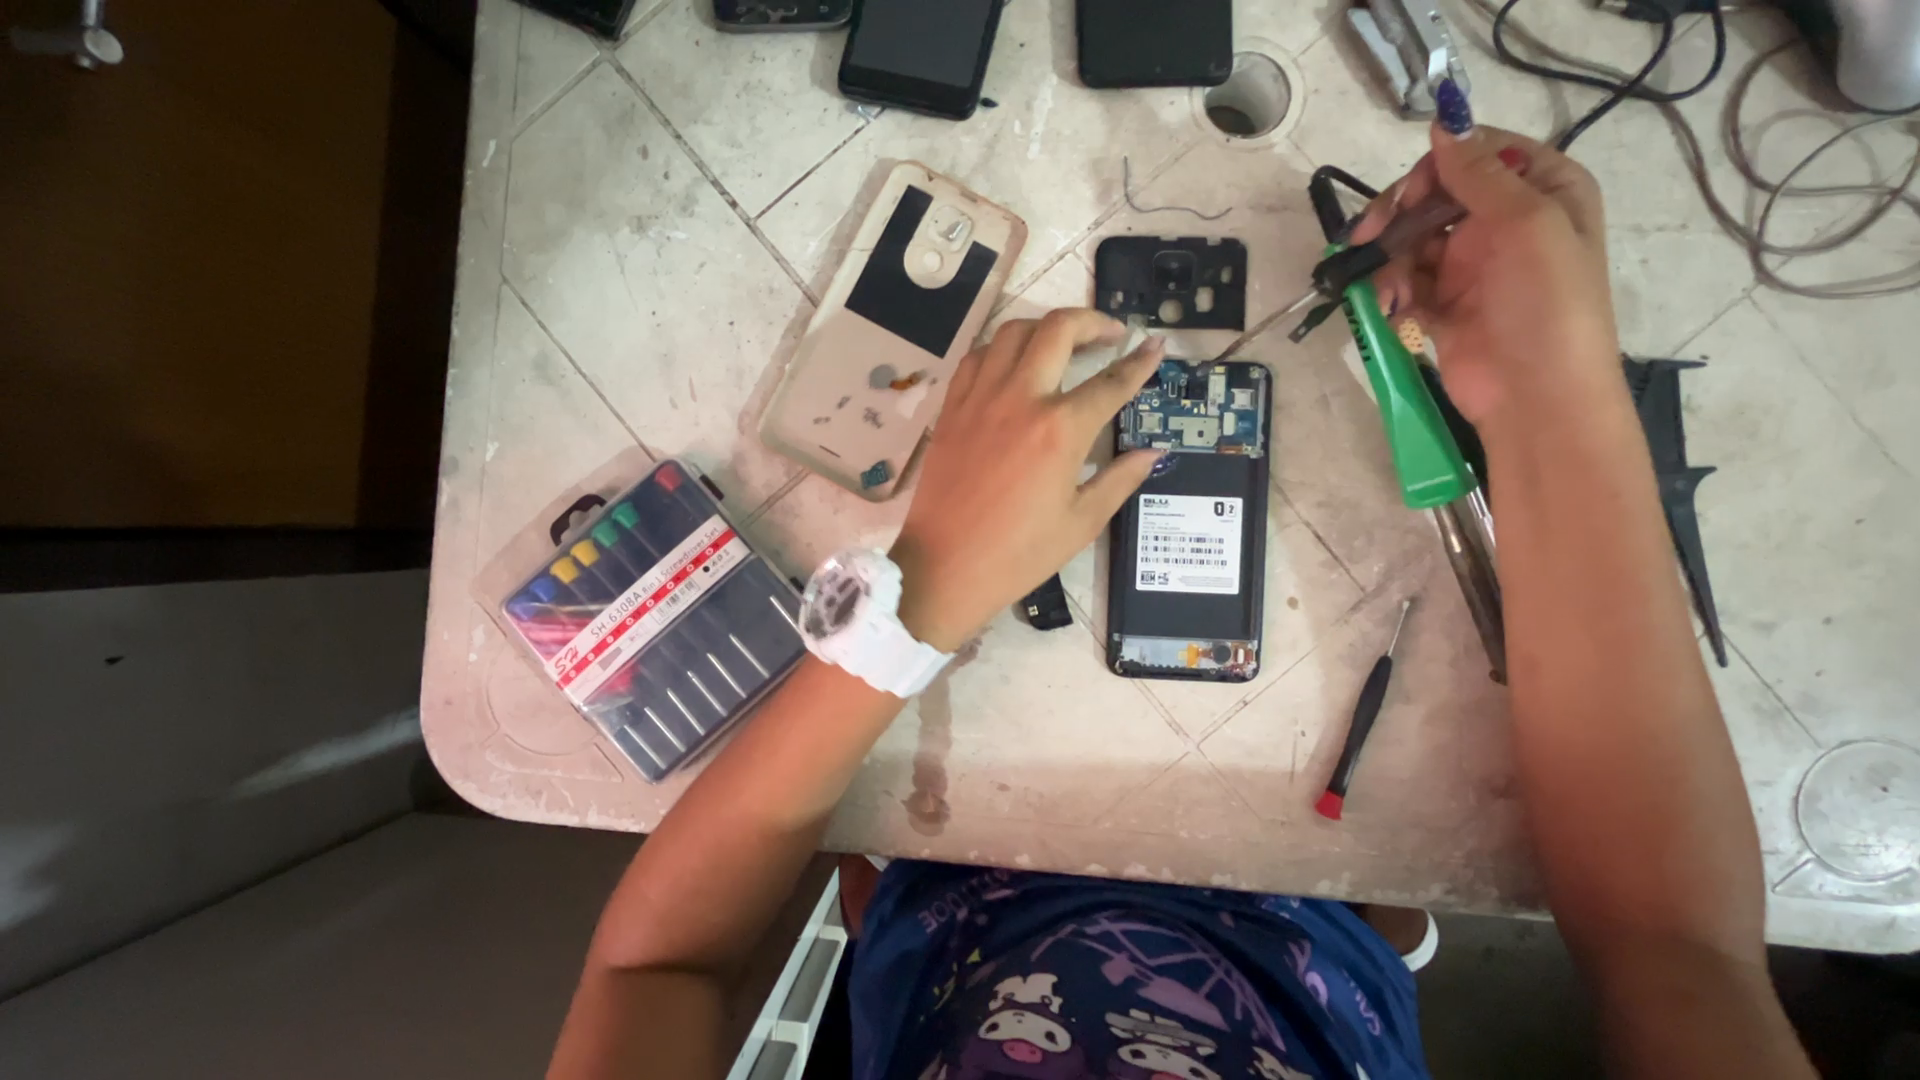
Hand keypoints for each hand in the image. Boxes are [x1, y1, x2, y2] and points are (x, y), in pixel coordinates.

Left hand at [889, 309, 1165, 650]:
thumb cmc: (1018, 554)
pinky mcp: (952, 407)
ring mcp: (980, 397)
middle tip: (1109, 334)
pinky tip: (1014, 364)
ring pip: (1013, 331)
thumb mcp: (1081, 522)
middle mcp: (1021, 398)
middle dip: (1092, 321)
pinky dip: (1002, 348)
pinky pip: (978, 356)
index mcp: (1061, 430)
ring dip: (1045, 327)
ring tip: (1063, 343)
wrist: (944, 566)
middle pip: (1059, 330)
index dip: (1139, 362)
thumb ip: (1120, 479)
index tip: (1154, 345)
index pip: (1111, 382)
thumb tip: (1153, 452)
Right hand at [1352, 123, 1618, 424]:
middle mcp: (1504, 223)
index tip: (1409, 198)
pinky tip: (1393, 313)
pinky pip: (1403, 284)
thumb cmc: (1546, 304)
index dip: (1437, 168)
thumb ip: (1480, 173)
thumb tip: (1443, 120)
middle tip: (1365, 241)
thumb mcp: (1525, 224)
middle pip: (1433, 197)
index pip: (1478, 154)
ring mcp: (1470, 267)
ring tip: (1389, 295)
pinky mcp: (1441, 306)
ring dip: (1390, 264)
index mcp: (1541, 191)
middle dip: (1397, 219)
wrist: (1535, 395)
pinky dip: (1391, 295)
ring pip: (1410, 243)